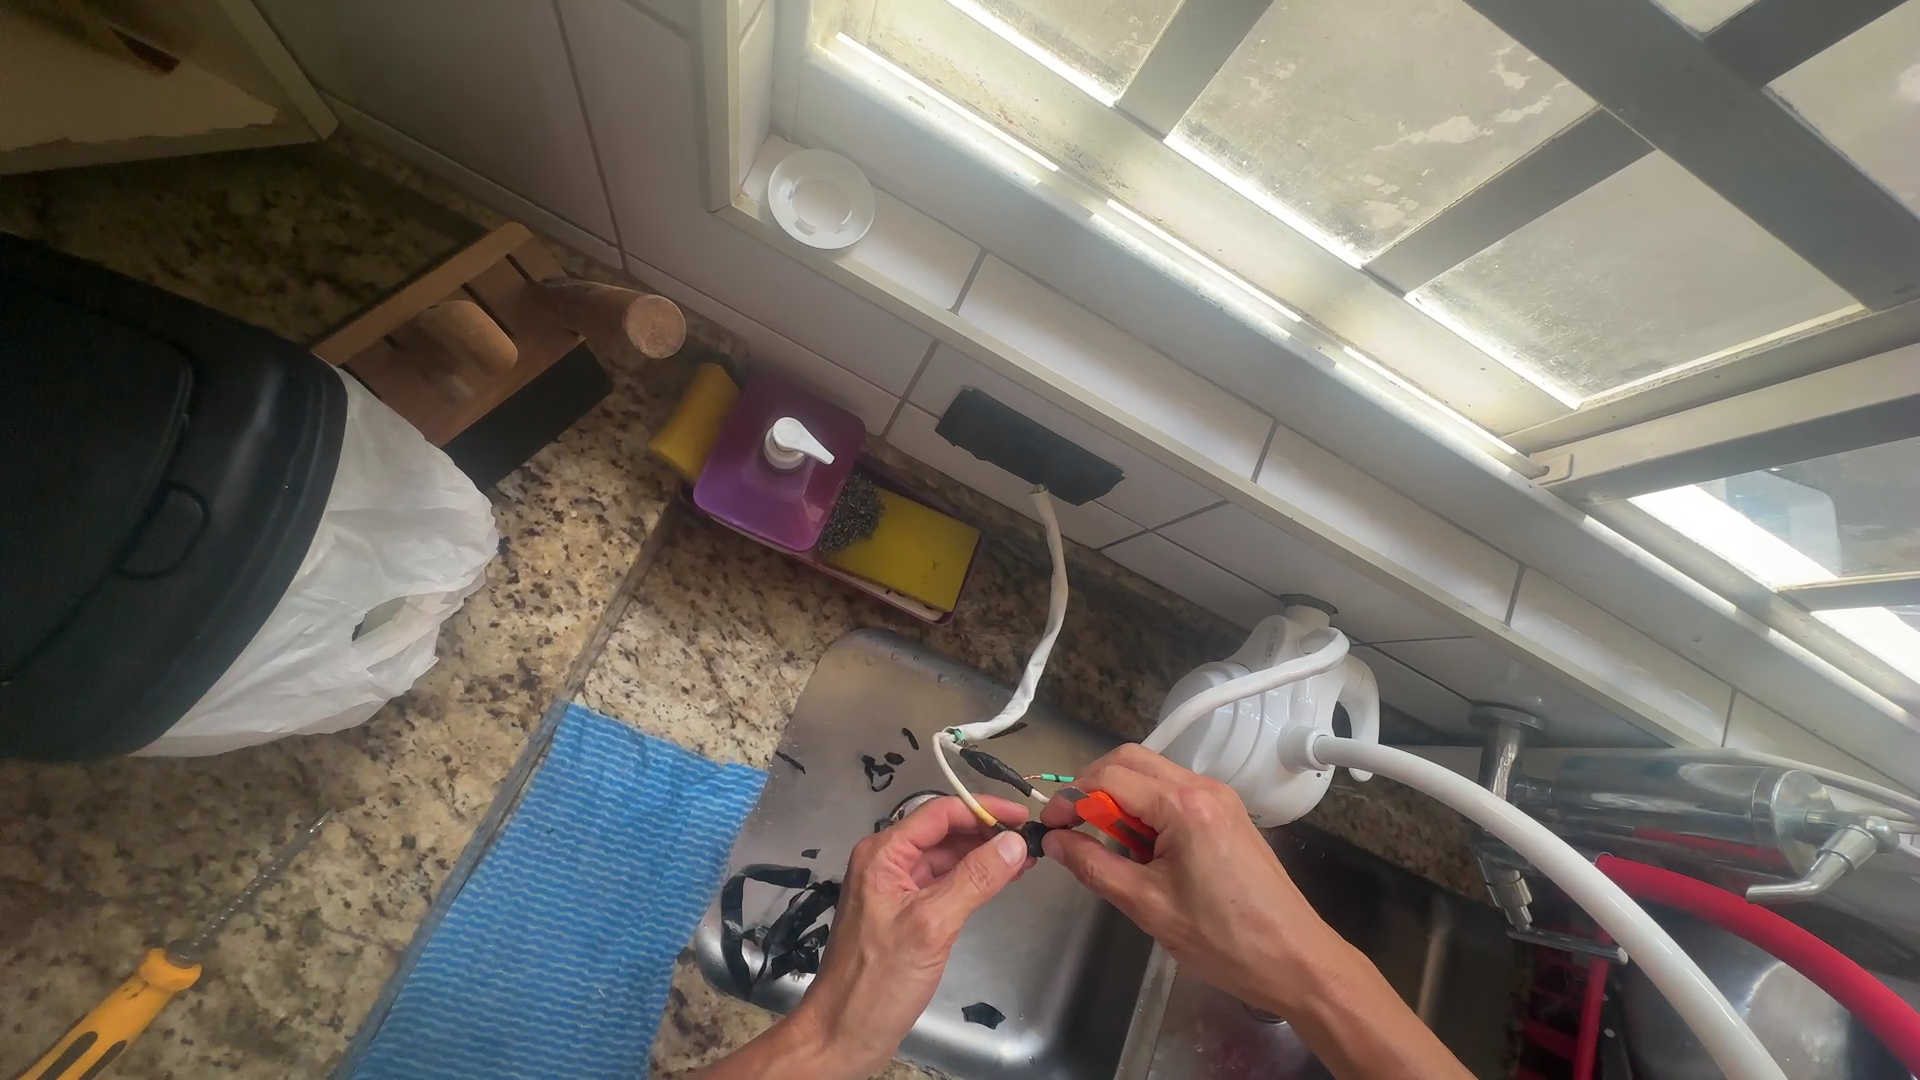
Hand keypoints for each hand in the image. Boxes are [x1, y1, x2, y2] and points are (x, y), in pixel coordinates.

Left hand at [789, 794, 1035, 1076]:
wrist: (842, 1035)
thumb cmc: (878, 980)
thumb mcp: (932, 925)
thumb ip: (974, 879)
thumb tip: (1014, 843)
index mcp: (884, 852)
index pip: (940, 812)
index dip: (983, 808)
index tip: (1020, 816)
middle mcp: (888, 860)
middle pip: (944, 831)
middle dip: (986, 832)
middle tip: (1028, 839)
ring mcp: (896, 885)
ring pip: (946, 856)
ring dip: (983, 855)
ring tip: (1022, 859)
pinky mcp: (906, 910)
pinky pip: (943, 880)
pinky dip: (972, 877)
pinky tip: (998, 880)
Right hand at [1039, 745, 1346, 1017]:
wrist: (1299, 963)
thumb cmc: (1223, 940)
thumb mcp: (1147, 906)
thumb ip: (1094, 866)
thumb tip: (1053, 842)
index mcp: (1183, 805)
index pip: (1108, 779)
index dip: (1071, 799)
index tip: (1050, 827)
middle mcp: (1202, 786)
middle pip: (1129, 759)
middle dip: (1092, 786)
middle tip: (1073, 825)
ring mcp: (1218, 796)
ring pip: (1151, 771)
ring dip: (1120, 796)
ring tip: (1111, 844)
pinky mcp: (1226, 812)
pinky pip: (1172, 790)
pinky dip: (1146, 806)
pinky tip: (1143, 847)